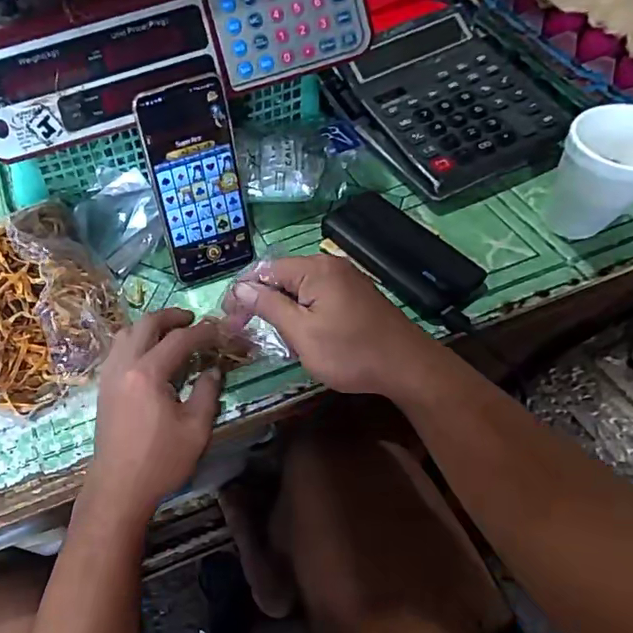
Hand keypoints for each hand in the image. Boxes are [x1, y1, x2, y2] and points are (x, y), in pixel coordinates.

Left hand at [84, 308, 223, 518]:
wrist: (118, 487)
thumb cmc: (161, 461)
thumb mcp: (196, 429)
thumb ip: (206, 393)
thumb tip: (212, 370)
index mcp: (147, 373)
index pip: (179, 340)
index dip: (202, 332)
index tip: (219, 330)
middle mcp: (123, 366)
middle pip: (145, 325)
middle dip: (171, 316)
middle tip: (192, 319)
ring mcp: (109, 376)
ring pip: (126, 334)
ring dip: (149, 326)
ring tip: (170, 333)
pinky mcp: (103, 388)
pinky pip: (117, 350)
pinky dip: (134, 341)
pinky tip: (148, 354)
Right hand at [222, 256, 445, 398]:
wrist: (406, 367)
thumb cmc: (350, 352)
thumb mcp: (302, 332)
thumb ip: (269, 306)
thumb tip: (241, 287)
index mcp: (315, 269)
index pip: (265, 270)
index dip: (242, 292)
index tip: (227, 318)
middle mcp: (330, 266)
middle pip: (281, 277)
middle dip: (258, 300)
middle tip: (240, 329)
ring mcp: (345, 280)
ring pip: (298, 288)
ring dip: (278, 308)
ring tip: (263, 333)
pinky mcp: (354, 296)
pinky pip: (316, 297)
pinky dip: (299, 311)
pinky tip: (294, 332)